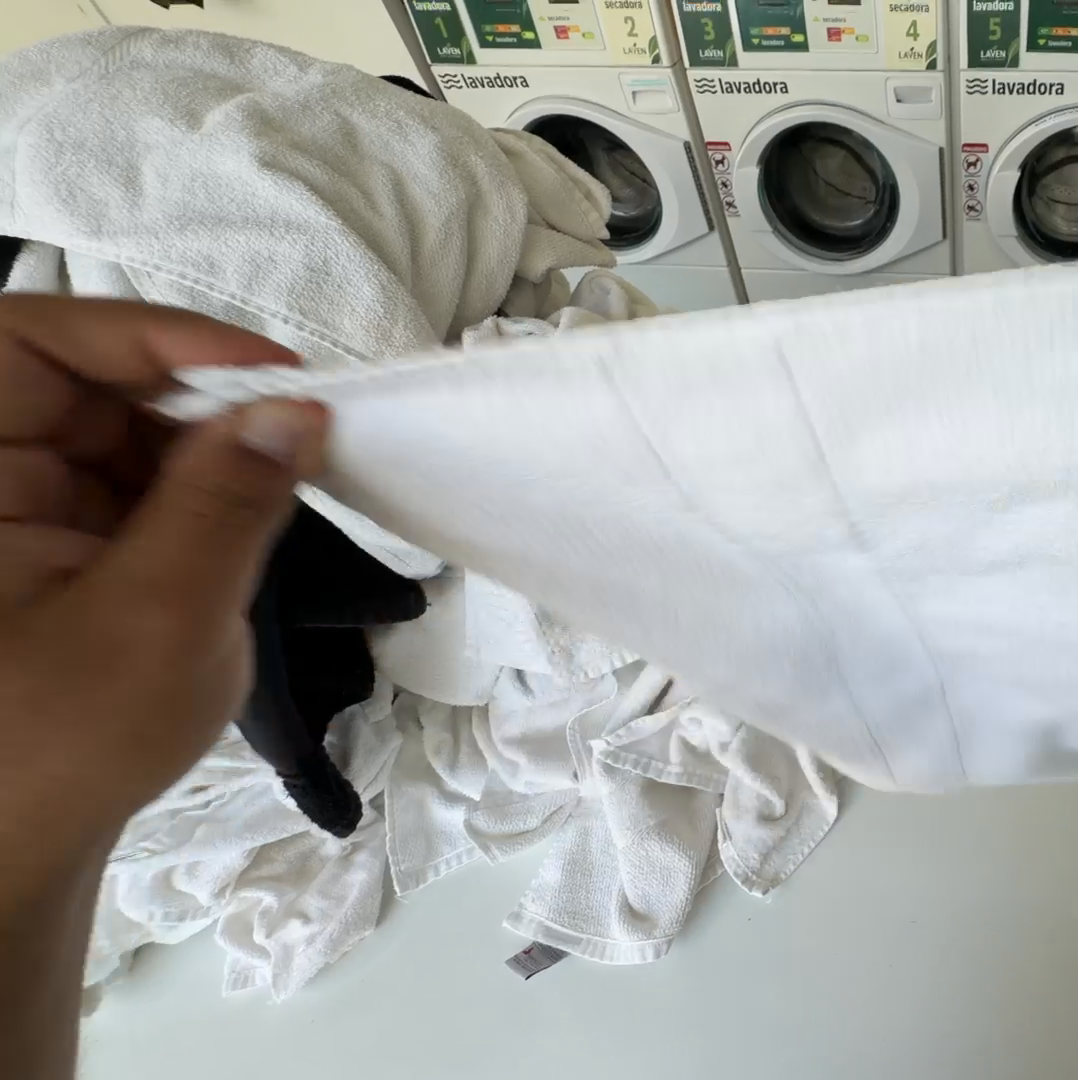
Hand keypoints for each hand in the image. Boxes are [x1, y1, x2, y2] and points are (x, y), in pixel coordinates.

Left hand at [0, 296, 328, 874]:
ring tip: (290, 481)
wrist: (1, 852)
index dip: (151, 334)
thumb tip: (299, 411)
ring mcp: (5, 507)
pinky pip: (134, 477)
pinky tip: (255, 511)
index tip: (277, 373)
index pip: (18, 344)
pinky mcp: (49, 537)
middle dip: (199, 395)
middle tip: (305, 429)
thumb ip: (230, 503)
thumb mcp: (164, 615)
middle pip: (77, 380)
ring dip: (213, 443)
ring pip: (118, 428)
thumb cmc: (57, 743)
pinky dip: (206, 482)